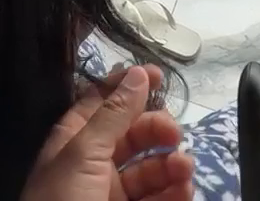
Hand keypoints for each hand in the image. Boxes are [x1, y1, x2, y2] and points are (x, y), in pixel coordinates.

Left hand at [22, 64, 194, 200]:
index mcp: (75, 141)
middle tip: (175, 132)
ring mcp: (112, 197)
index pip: (102, 101)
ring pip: (149, 170)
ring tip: (184, 169)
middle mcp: (94, 165)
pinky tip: (184, 191)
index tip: (158, 74)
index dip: (128, 85)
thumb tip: (138, 71)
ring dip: (170, 164)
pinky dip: (174, 194)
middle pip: (132, 135)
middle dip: (155, 129)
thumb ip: (113, 114)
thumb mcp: (83, 154)